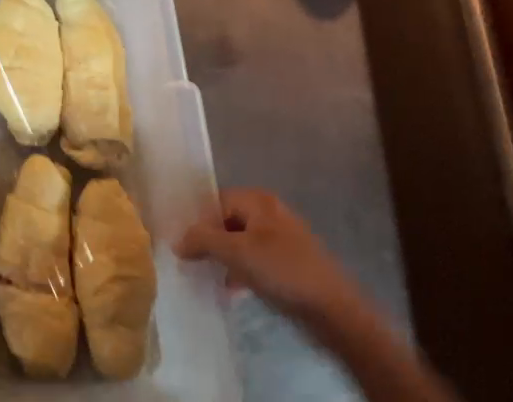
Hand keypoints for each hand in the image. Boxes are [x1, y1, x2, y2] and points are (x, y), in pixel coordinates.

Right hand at [174, 188, 362, 323]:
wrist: (336, 312)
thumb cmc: (283, 271)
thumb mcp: (235, 252)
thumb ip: (201, 240)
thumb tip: (176, 241)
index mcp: (259, 201)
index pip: (215, 202)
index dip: (197, 222)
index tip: (182, 245)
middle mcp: (270, 213)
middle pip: (227, 221)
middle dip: (209, 242)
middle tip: (192, 262)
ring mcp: (282, 239)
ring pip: (240, 243)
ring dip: (224, 259)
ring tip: (209, 278)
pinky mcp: (290, 264)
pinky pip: (255, 261)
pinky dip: (241, 272)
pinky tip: (232, 290)